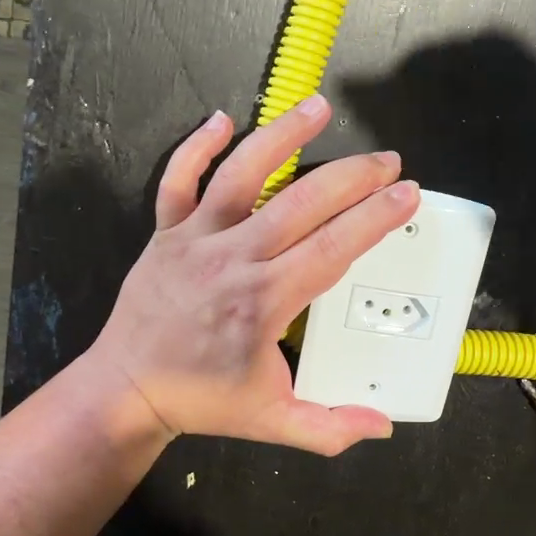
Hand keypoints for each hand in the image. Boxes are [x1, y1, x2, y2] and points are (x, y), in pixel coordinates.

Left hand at [83, 95, 419, 455]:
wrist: (128, 387)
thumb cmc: (202, 399)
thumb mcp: (271, 422)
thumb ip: (329, 427)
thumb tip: (383, 424)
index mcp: (263, 302)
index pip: (332, 249)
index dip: (374, 218)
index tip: (406, 196)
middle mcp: (232, 259)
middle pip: (301, 203)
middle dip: (351, 177)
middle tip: (388, 162)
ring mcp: (194, 240)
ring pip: (241, 175)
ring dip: (281, 137)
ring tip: (317, 108)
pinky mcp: (165, 233)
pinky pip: (178, 181)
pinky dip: (196, 147)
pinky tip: (222, 120)